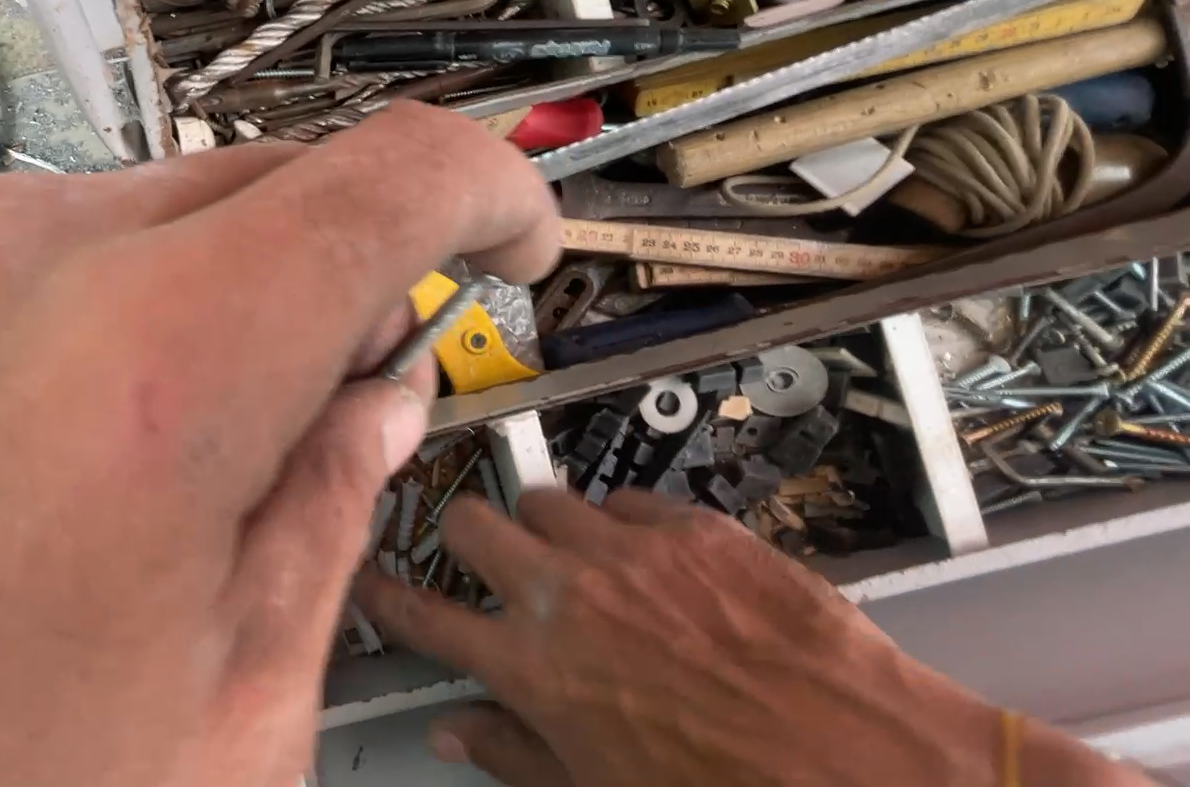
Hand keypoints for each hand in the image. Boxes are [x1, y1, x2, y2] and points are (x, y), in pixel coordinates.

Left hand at [0, 103, 561, 786]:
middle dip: (361, 260)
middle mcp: (34, 256)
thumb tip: (380, 394)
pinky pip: (83, 237)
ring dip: (252, 281)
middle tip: (371, 375)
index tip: (512, 240)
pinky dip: (152, 291)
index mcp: (150, 361)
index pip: (385, 177)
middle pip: (283, 181)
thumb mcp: (217, 715)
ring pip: (183, 204)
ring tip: (232, 426)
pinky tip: (124, 419)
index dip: (483, 187)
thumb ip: (320, 513)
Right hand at [356, 489, 1149, 786]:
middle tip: (494, 559)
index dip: (385, 594)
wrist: (887, 777)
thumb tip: (448, 727)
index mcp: (538, 670)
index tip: (368, 576)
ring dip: (549, 527)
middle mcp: (567, 595)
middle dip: (469, 537)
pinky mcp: (690, 525)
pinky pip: (626, 499)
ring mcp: (627, 549)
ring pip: (543, 497)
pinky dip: (625, 525)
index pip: (426, 617)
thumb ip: (514, 753)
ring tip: (584, 559)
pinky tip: (657, 561)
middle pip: (470, 521)